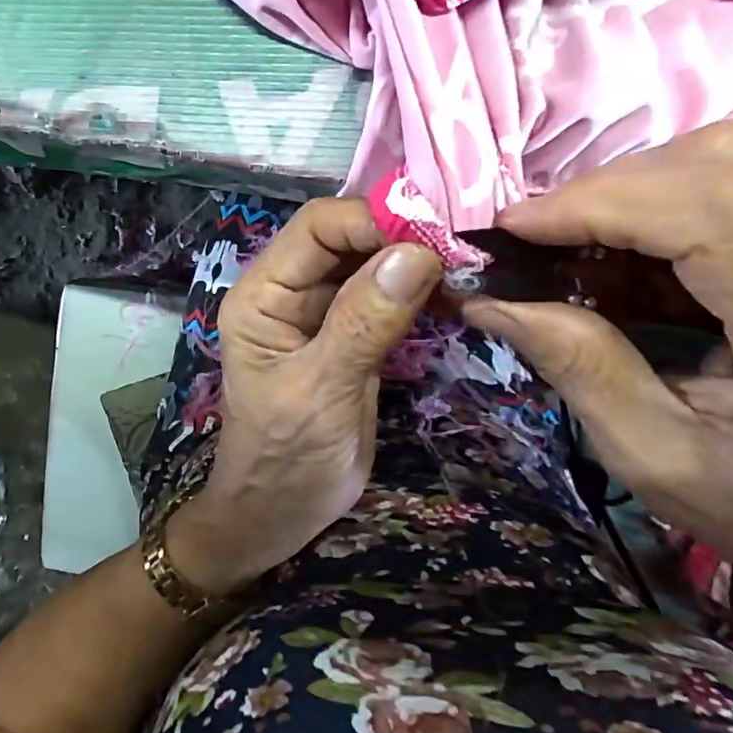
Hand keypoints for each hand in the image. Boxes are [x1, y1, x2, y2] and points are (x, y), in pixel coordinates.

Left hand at [167, 199, 443, 596]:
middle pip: (345, 238)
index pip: (317, 227)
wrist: (279, 511)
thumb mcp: (322, 389)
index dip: (375, 220)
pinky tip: (454, 295)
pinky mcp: (347, 336)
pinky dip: (416, 292)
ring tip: (470, 269)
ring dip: (415, 262)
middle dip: (401, 236)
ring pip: (368, 265)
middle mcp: (286, 293)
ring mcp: (318, 314)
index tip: (439, 235)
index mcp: (261, 295)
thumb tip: (416, 253)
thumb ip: (363, 322)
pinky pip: (383, 298)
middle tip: (467, 249)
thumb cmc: (286, 457)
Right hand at [462, 121, 732, 602]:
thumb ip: (575, 362)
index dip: (611, 200)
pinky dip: (678, 203)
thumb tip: (488, 297)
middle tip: (541, 234)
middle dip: (616, 187)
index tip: (519, 226)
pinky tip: (641, 252)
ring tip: (583, 240)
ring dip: (643, 189)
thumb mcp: (644, 452)